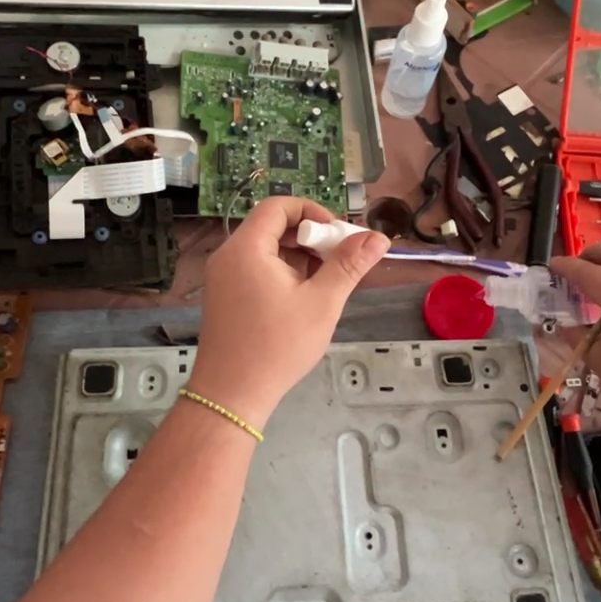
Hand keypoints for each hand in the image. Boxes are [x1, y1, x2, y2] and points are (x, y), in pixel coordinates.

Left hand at [190, 197, 388, 427]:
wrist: (231, 395)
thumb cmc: (277, 346)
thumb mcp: (321, 302)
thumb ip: (348, 265)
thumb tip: (378, 237)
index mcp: (247, 248)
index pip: (278, 206)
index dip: (313, 211)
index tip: (338, 235)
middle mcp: (228, 255)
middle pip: (272, 225)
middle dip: (310, 236)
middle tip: (339, 259)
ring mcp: (222, 277)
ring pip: (265, 248)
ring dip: (298, 256)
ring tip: (325, 281)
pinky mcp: (224, 296)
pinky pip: (255, 268)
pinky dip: (281, 271)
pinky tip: (303, 297)